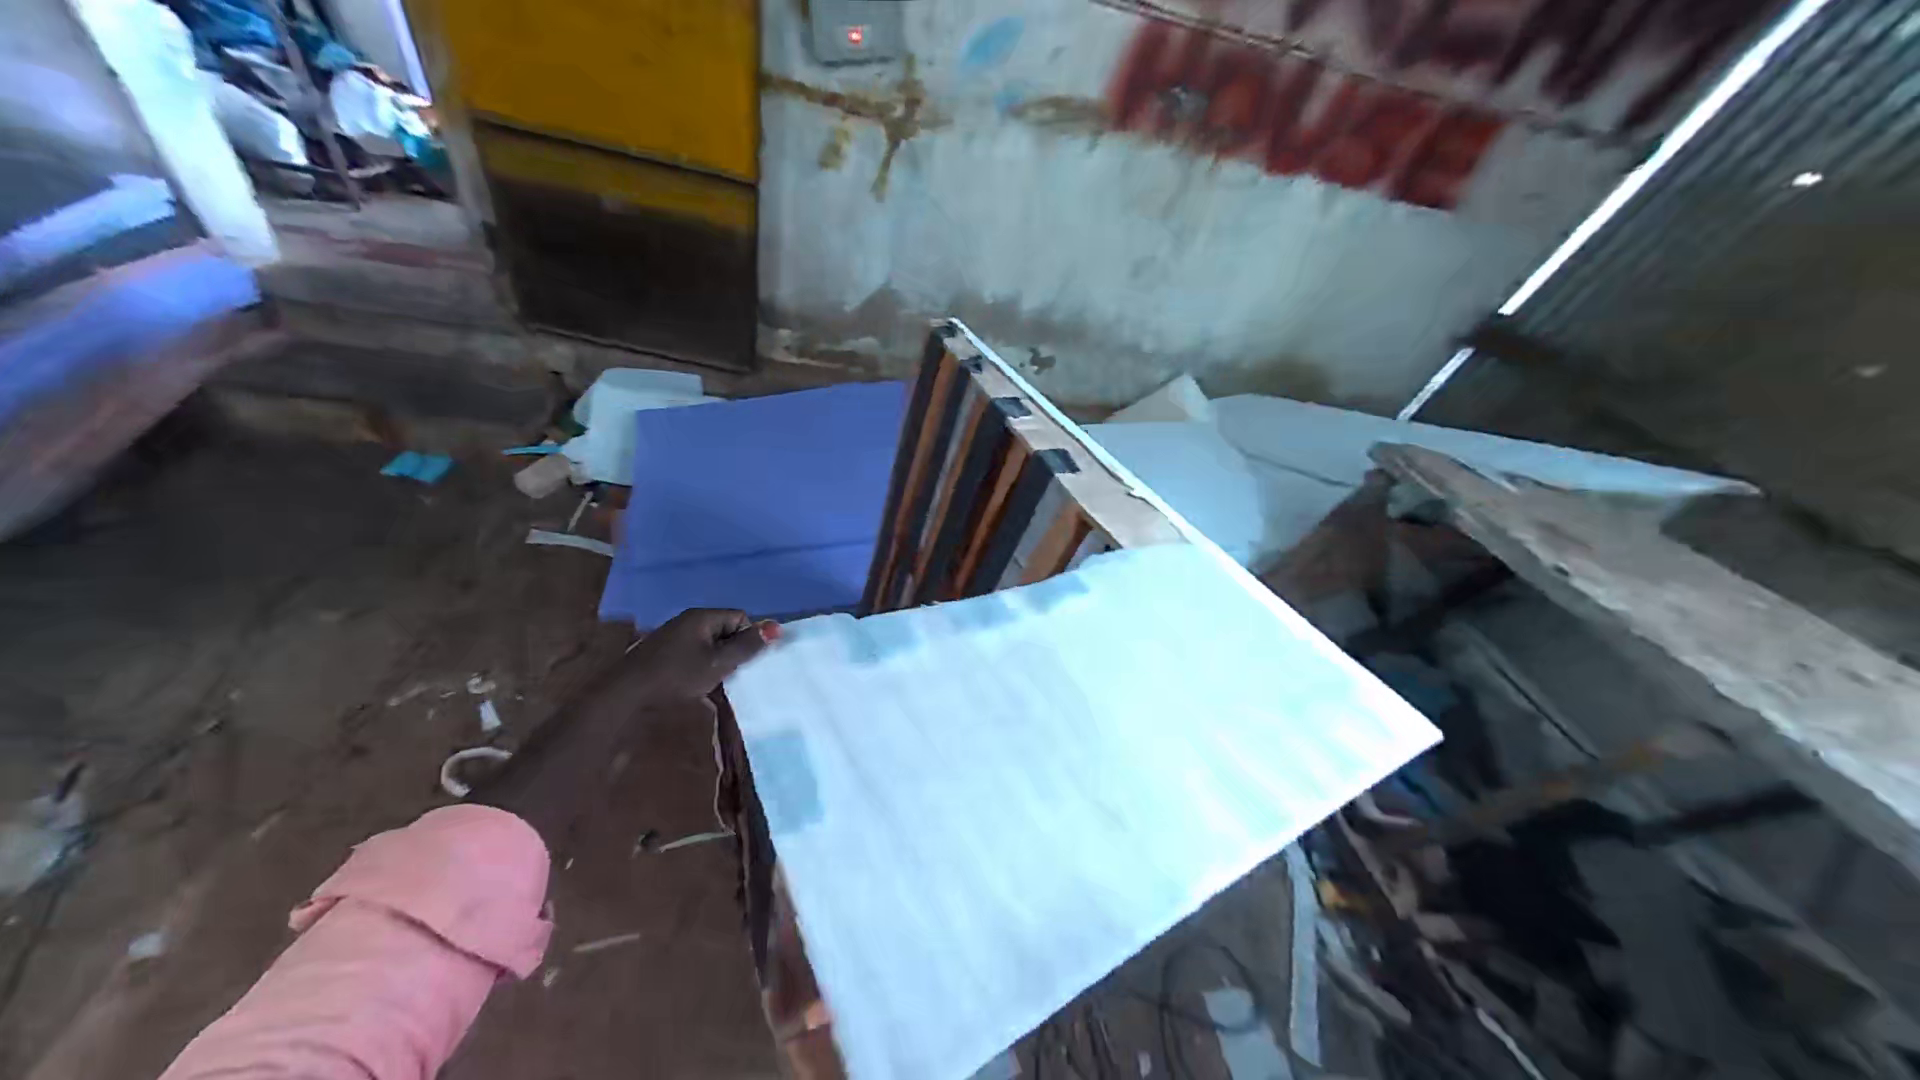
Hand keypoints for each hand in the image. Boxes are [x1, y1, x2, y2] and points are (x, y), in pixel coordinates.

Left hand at [621, 608, 780, 700]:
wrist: (626, 694)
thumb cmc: (677, 676)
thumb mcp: (719, 663)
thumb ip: (748, 646)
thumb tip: (777, 626)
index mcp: (702, 616)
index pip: (739, 618)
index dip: (746, 639)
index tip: (740, 662)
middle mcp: (688, 621)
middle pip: (725, 631)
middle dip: (732, 653)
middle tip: (729, 674)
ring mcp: (674, 636)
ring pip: (710, 646)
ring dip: (716, 664)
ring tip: (713, 683)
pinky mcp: (664, 653)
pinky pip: (694, 655)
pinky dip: (700, 668)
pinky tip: (695, 686)